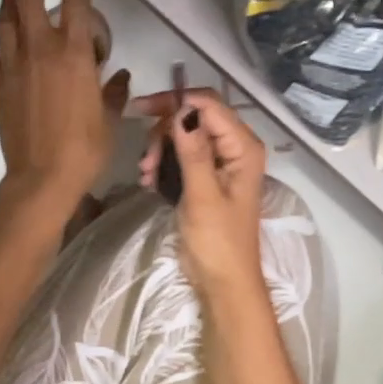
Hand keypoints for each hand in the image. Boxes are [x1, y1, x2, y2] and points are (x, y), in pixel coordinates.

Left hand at [0, 0, 130, 221]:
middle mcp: (40, 51)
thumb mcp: (109, 120)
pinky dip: (4, 42)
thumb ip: (114, 93)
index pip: (75, 2)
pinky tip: (7, 44)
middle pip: (30, 1)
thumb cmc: (83, 150)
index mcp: (73, 53)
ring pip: (6, 22)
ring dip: (10, 4)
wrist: (41, 178)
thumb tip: (120, 76)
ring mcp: (14, 67)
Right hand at [133, 89, 266, 291]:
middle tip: (144, 160)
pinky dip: (163, 165)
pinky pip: (181, 158)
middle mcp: (235, 149)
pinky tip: (150, 182)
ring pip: (184, 137)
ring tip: (145, 176)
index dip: (175, 102)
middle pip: (194, 118)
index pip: (208, 105)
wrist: (223, 281)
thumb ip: (193, 150)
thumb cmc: (218, 241)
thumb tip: (182, 110)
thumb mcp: (202, 194)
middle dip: (164, 132)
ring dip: (160, 151)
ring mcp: (220, 164)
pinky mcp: (205, 180)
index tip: (139, 110)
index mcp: (243, 147)